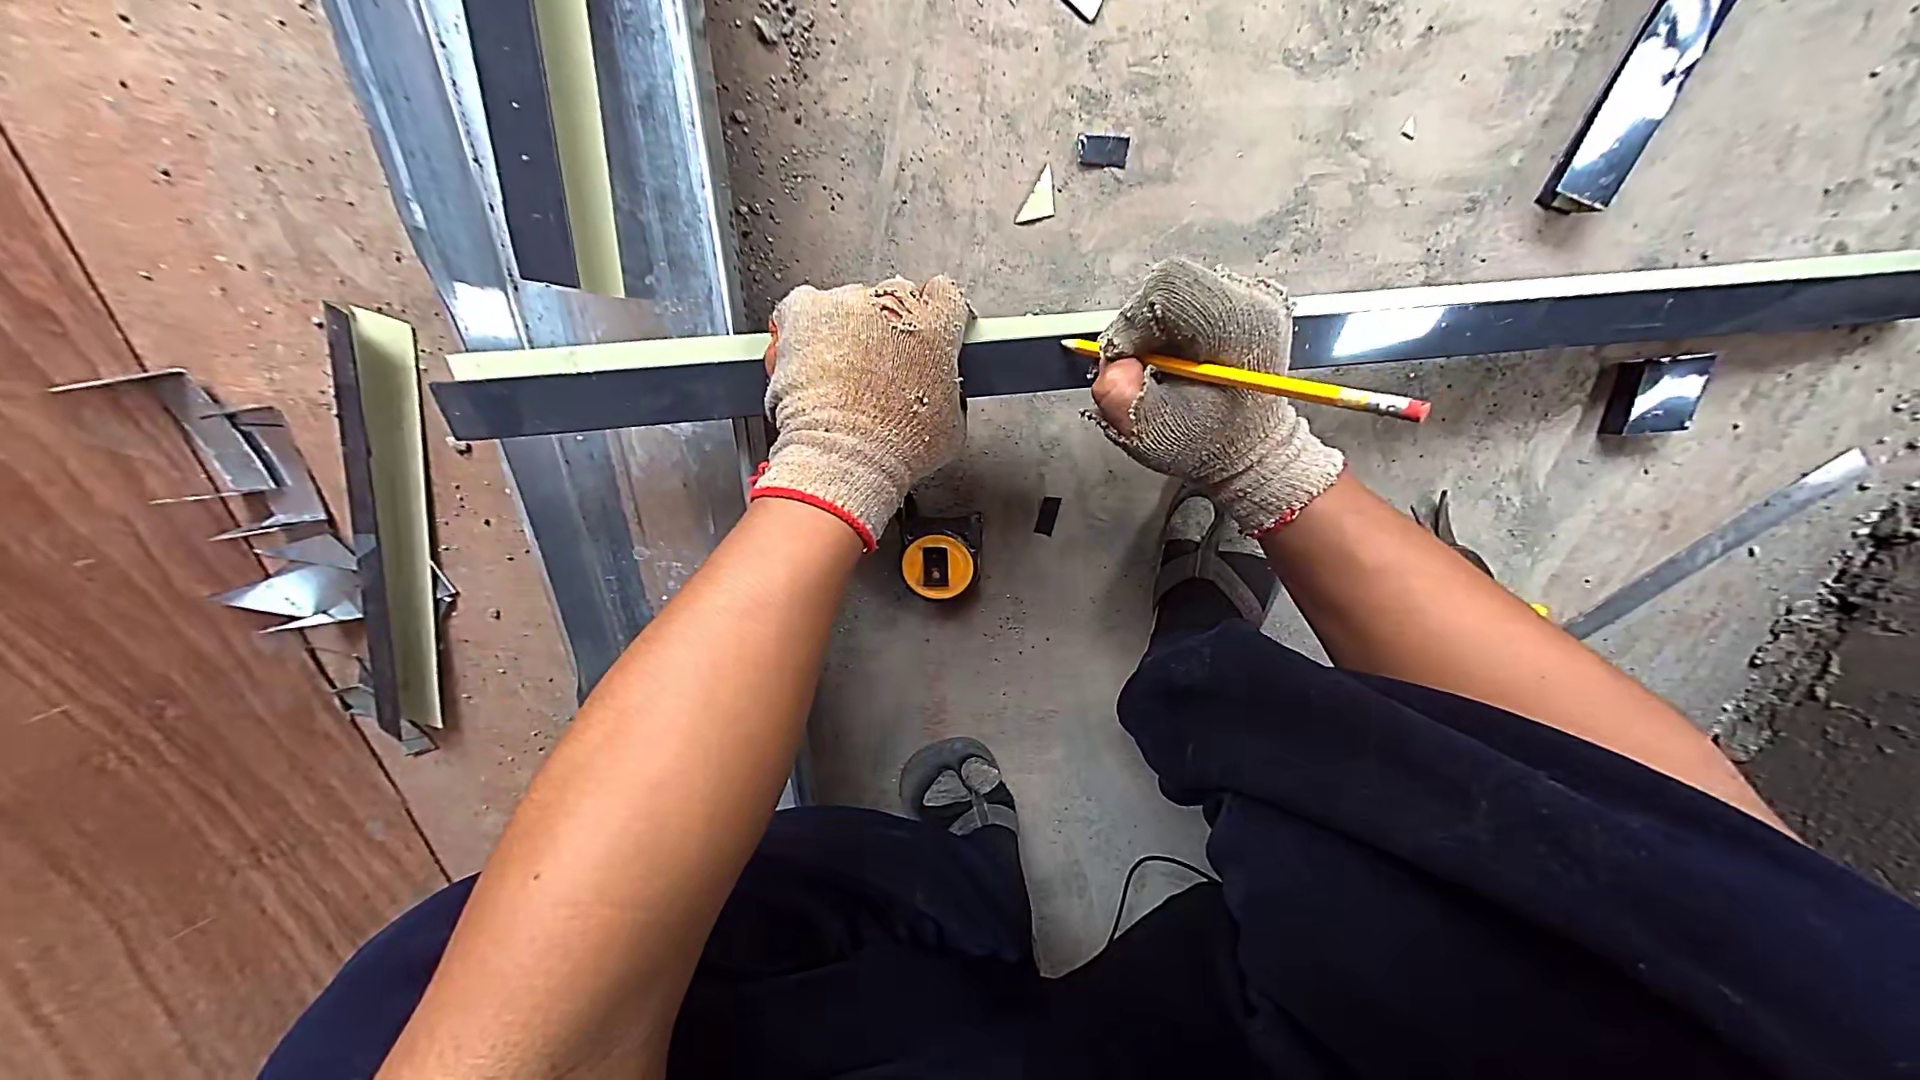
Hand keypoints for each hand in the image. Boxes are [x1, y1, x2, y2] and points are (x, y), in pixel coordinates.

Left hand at [753, 275, 970, 549]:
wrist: (846, 456)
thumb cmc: (897, 448)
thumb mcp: (950, 426)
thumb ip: (950, 391)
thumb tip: (943, 392)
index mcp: (937, 327)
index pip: (945, 296)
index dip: (936, 315)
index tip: (927, 330)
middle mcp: (894, 305)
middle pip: (894, 297)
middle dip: (888, 327)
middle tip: (879, 366)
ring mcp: (847, 305)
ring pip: (848, 306)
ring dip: (846, 332)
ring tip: (839, 377)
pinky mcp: (804, 311)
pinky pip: (804, 309)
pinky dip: (805, 330)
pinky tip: (809, 362)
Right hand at [1090, 258, 1343, 533]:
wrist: (1248, 448)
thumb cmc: (1212, 444)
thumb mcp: (1158, 435)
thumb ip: (1124, 401)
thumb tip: (1113, 364)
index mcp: (1241, 327)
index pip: (1168, 290)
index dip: (1132, 324)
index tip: (1126, 360)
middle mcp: (1250, 302)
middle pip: (1168, 285)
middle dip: (1138, 327)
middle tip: (1140, 367)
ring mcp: (1244, 299)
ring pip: (1169, 291)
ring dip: (1150, 330)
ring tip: (1161, 368)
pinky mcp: (1232, 304)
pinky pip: (1180, 301)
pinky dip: (1163, 330)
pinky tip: (1172, 360)